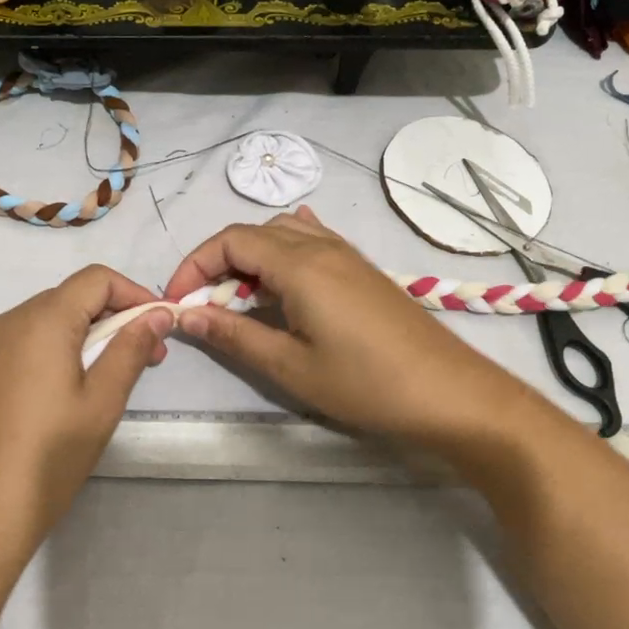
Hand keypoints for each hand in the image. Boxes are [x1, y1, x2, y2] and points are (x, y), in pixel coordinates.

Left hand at [0, 265, 172, 554]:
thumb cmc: (50, 455)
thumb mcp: (102, 401)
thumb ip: (131, 349)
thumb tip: (158, 313)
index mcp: (42, 320)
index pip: (96, 279)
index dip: (135, 293)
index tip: (162, 326)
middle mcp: (12, 321)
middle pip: (73, 295)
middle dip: (116, 316)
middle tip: (149, 356)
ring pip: (52, 318)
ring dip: (90, 333)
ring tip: (118, 374)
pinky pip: (31, 340)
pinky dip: (62, 348)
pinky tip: (76, 387)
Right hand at [166, 208, 537, 448]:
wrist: (451, 394)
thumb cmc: (366, 384)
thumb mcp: (290, 367)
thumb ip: (234, 335)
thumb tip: (185, 315)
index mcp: (300, 265)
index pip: (229, 241)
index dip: (194, 266)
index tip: (176, 302)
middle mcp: (321, 247)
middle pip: (252, 233)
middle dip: (216, 263)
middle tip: (202, 307)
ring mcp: (346, 255)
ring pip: (281, 234)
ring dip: (249, 258)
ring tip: (239, 300)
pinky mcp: (362, 270)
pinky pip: (311, 240)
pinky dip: (282, 252)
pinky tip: (281, 276)